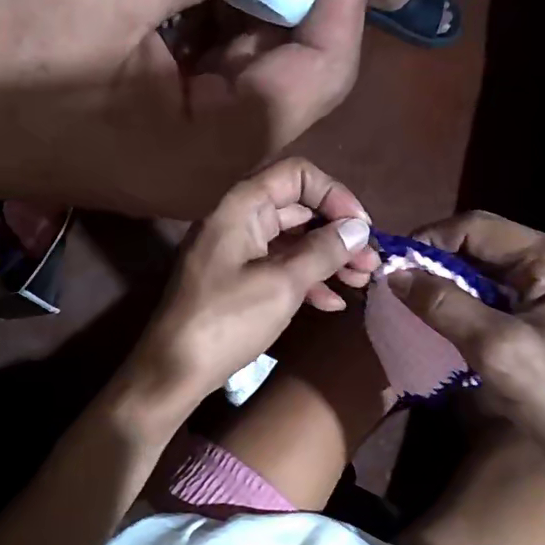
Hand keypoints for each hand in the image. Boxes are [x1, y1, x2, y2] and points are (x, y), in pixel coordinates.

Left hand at [132, 158, 378, 408]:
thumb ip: (323, 251)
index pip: (295, 175)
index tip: (361, 227)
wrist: (174, 369)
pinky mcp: (233, 282)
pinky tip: (331, 303)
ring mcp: (232, 253)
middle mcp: (234, 221)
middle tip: (371, 261)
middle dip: (336, 232)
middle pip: (295, 209)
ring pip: (289, 242)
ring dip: (326, 258)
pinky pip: (275, 268)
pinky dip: (304, 280)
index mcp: (239, 207)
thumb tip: (357, 228)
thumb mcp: (282, 284)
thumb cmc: (227, 320)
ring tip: (362, 280)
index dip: (333, 194)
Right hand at [387, 212, 544, 466]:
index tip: (392, 268)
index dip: (430, 241)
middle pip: (483, 245)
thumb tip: (393, 274)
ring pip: (486, 270)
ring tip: (414, 305)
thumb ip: (441, 303)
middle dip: (437, 264)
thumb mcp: (492, 345)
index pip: (478, 228)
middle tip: (397, 288)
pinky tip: (444, 320)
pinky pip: (497, 292)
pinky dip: (465, 302)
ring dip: (448, 285)